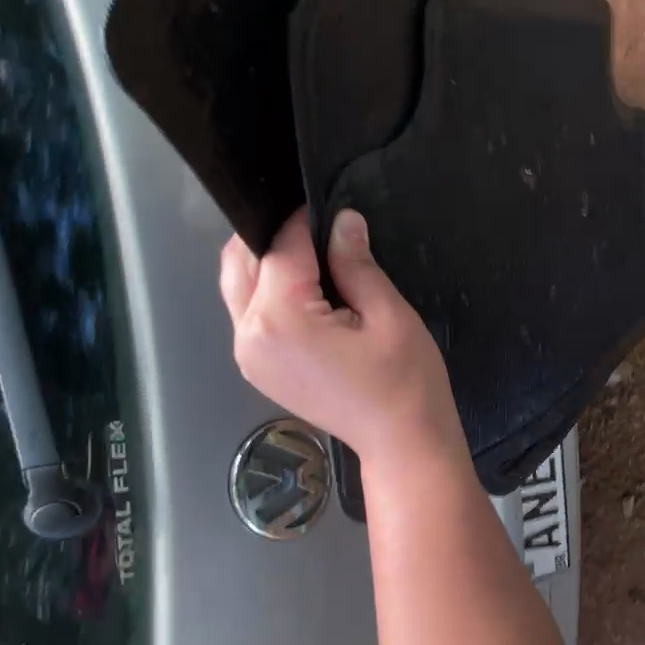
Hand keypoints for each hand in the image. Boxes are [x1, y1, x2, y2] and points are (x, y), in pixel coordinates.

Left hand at [219, 208, 460, 464]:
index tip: (328, 204)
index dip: (303, 220)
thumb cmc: (407, 379)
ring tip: (316, 261)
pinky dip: (268, 293)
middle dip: (274, 238)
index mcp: (281, 319)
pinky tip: (308, 295)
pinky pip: (249, 313)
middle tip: (320, 229)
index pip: (280, 249)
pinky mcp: (257, 366)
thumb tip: (342, 221)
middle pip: (240, 263)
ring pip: (238, 287)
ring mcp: (247, 354)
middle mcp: (248, 333)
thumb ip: (358, 266)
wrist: (404, 440)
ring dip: (267, 264)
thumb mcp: (391, 316)